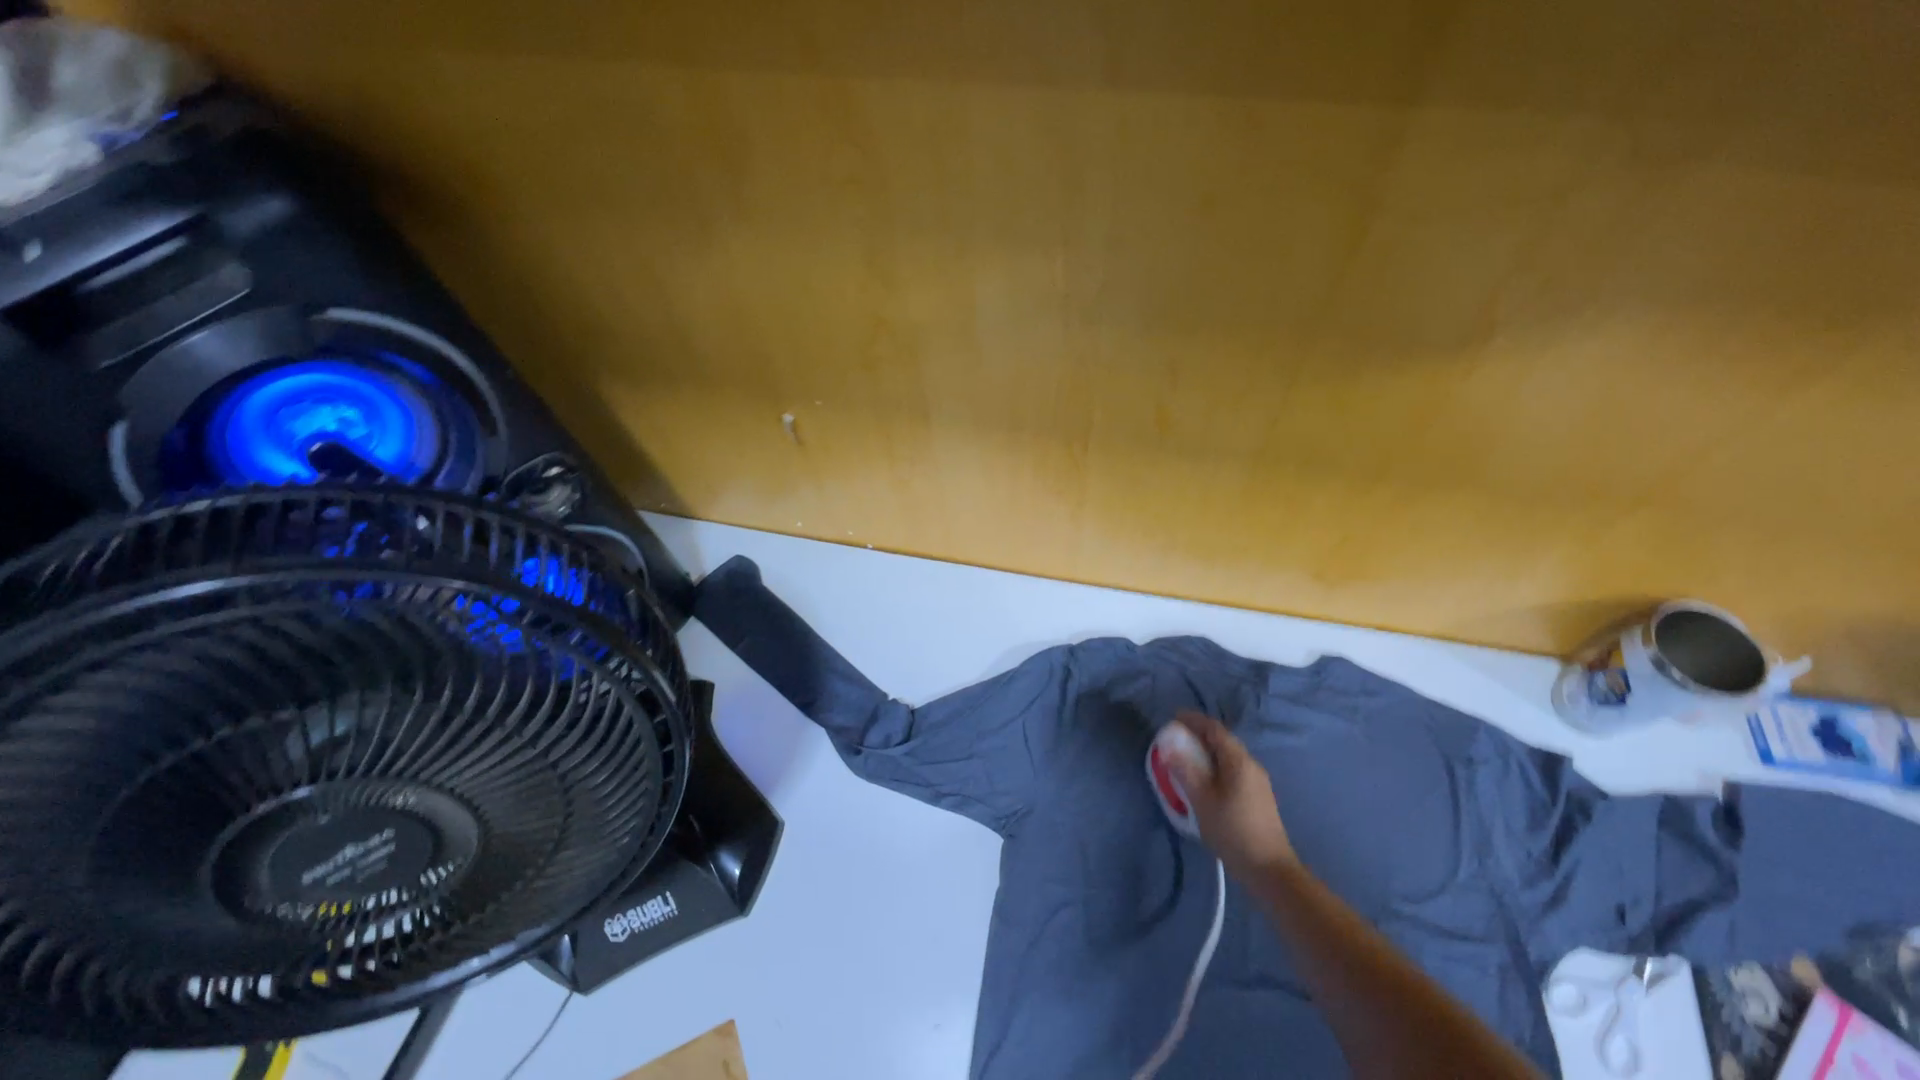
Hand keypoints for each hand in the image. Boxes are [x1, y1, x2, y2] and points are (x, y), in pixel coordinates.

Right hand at [1164, 710, 1295, 879]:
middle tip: (1175, 740)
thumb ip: (1185, 770)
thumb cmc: (1232, 831)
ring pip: (1228, 758)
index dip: (1194, 720)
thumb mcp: (1202, 800)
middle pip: (1223, 741)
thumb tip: (1169, 745)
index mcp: (1239, 761)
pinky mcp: (1258, 797)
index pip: (1215, 730)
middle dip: (1198, 736)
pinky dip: (1215, 768)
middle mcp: (1251, 765)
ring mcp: (1257, 782)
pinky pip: (1232, 771)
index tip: (1173, 718)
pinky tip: (1204, 783)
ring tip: (1185, 761)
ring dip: (1206, 754)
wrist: (1268, 867)